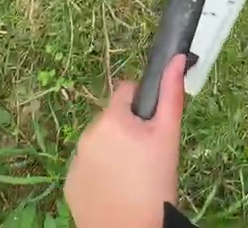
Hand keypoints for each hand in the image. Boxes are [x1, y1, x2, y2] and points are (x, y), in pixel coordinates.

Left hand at [65, 57, 185, 227]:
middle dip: (128, 130)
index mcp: (112, 117)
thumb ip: (171, 94)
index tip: (151, 129)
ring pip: (100, 142)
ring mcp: (76, 160)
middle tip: (145, 156)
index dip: (142, 107)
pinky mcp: (70, 183)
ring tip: (132, 175)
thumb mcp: (168, 136)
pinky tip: (116, 189)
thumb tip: (177, 58)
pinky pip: (88, 165)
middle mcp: (87, 133)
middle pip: (113, 118)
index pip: (127, 91)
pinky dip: (100, 171)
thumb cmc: (155, 183)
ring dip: (113, 150)